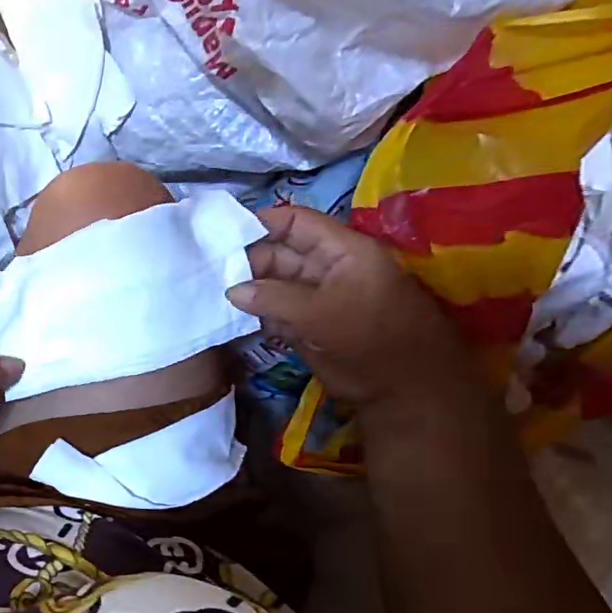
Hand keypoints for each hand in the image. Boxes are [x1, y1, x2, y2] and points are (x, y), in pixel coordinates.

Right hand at [226, 205, 473, 412]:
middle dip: (246, 258)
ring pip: (272, 282)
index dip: (262, 222)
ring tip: (210, 289)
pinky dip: (252, 311)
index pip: (297, 222)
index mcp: (341, 251)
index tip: (221, 233)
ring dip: (245, 287)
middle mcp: (326, 268)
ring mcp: (315, 296)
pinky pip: (272, 309)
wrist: (403, 390)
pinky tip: (226, 313)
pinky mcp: (305, 323)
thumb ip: (274, 297)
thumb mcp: (321, 313)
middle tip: (208, 270)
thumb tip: (232, 290)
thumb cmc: (371, 339)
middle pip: (279, 251)